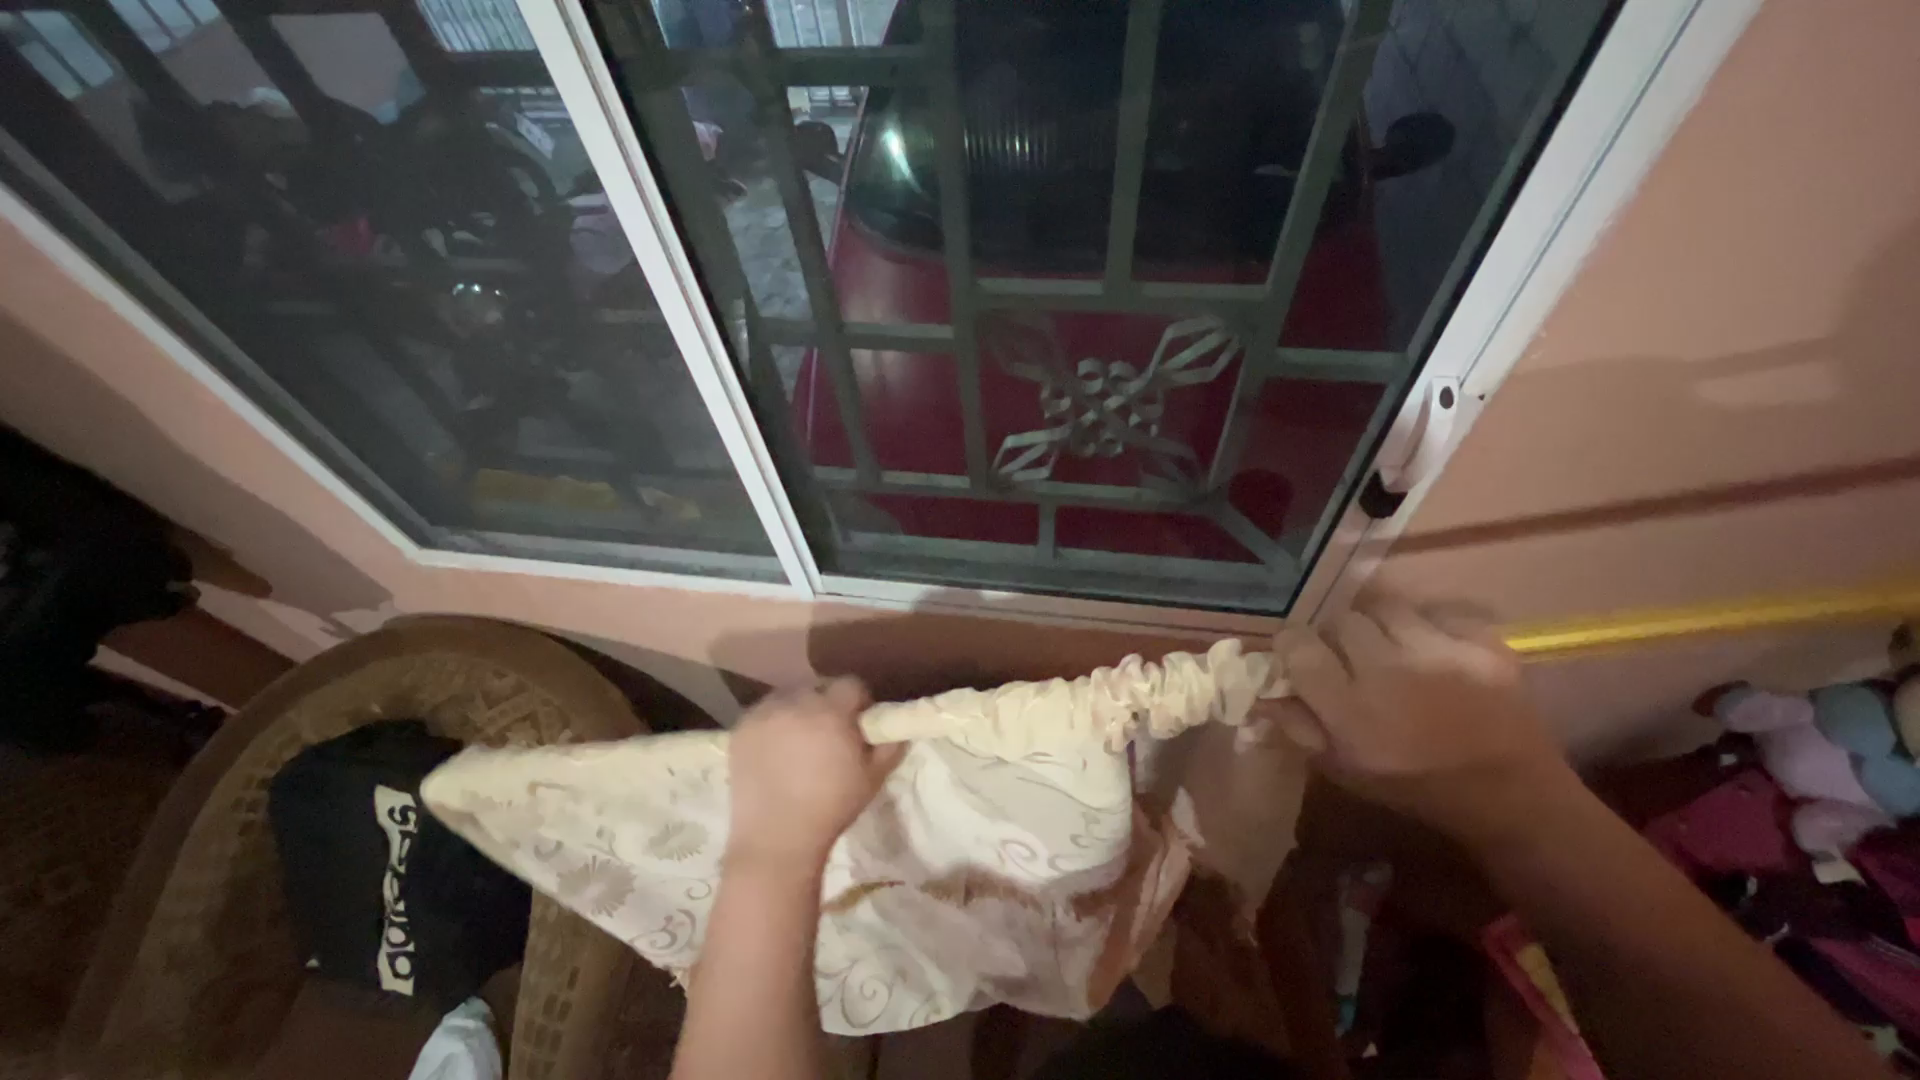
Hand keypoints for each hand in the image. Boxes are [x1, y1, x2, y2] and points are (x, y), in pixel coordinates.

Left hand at [726, 677, 904, 874]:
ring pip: (788, 697)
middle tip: (828, 736)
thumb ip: (890, 745)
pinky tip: (775, 751)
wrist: (776, 840)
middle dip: (827, 705)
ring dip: (798, 711)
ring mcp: (764, 714)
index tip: (857, 726)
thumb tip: (897, 728)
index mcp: (831, 711)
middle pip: (818, 688)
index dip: (858, 703)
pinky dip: (772, 724)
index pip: (851, 685)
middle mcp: (795, 703)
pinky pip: (763, 714)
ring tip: (798, 743)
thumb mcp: (873, 778)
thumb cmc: (831, 808)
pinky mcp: (740, 729)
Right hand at [1267, 598, 1572, 840]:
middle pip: (1340, 621)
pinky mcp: (1483, 642)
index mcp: (1351, 708)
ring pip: (1385, 607)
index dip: (1292, 646)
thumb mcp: (1343, 769)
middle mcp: (1390, 670)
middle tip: (1348, 657)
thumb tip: (1261, 691)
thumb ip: (1298, 726)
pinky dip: (1427, 626)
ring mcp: (1441, 651)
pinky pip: (1437, 611)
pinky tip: (1430, 648)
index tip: (1299, 656)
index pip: (1298, 645)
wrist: (1510, 794)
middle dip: (1337, 637)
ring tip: (1389, 646)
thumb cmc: (1414, 786)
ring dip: (1379, 625)